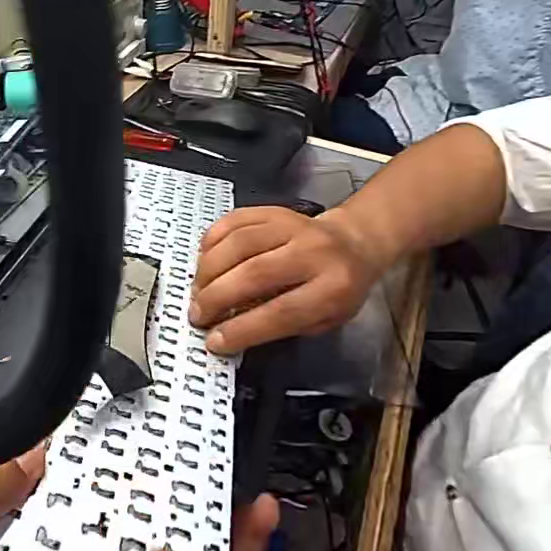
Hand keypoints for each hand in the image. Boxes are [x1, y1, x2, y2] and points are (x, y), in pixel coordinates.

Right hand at [191, 207, 384, 354]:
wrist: (353, 242)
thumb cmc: (338, 288)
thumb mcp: (324, 318)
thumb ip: (283, 324)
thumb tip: (231, 329)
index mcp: (333, 288)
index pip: (282, 312)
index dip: (243, 329)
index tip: (214, 341)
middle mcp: (313, 252)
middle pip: (255, 273)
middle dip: (218, 298)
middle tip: (197, 314)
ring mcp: (291, 225)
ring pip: (239, 243)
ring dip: (209, 270)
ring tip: (197, 289)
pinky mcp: (273, 209)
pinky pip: (234, 220)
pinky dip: (212, 239)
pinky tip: (203, 258)